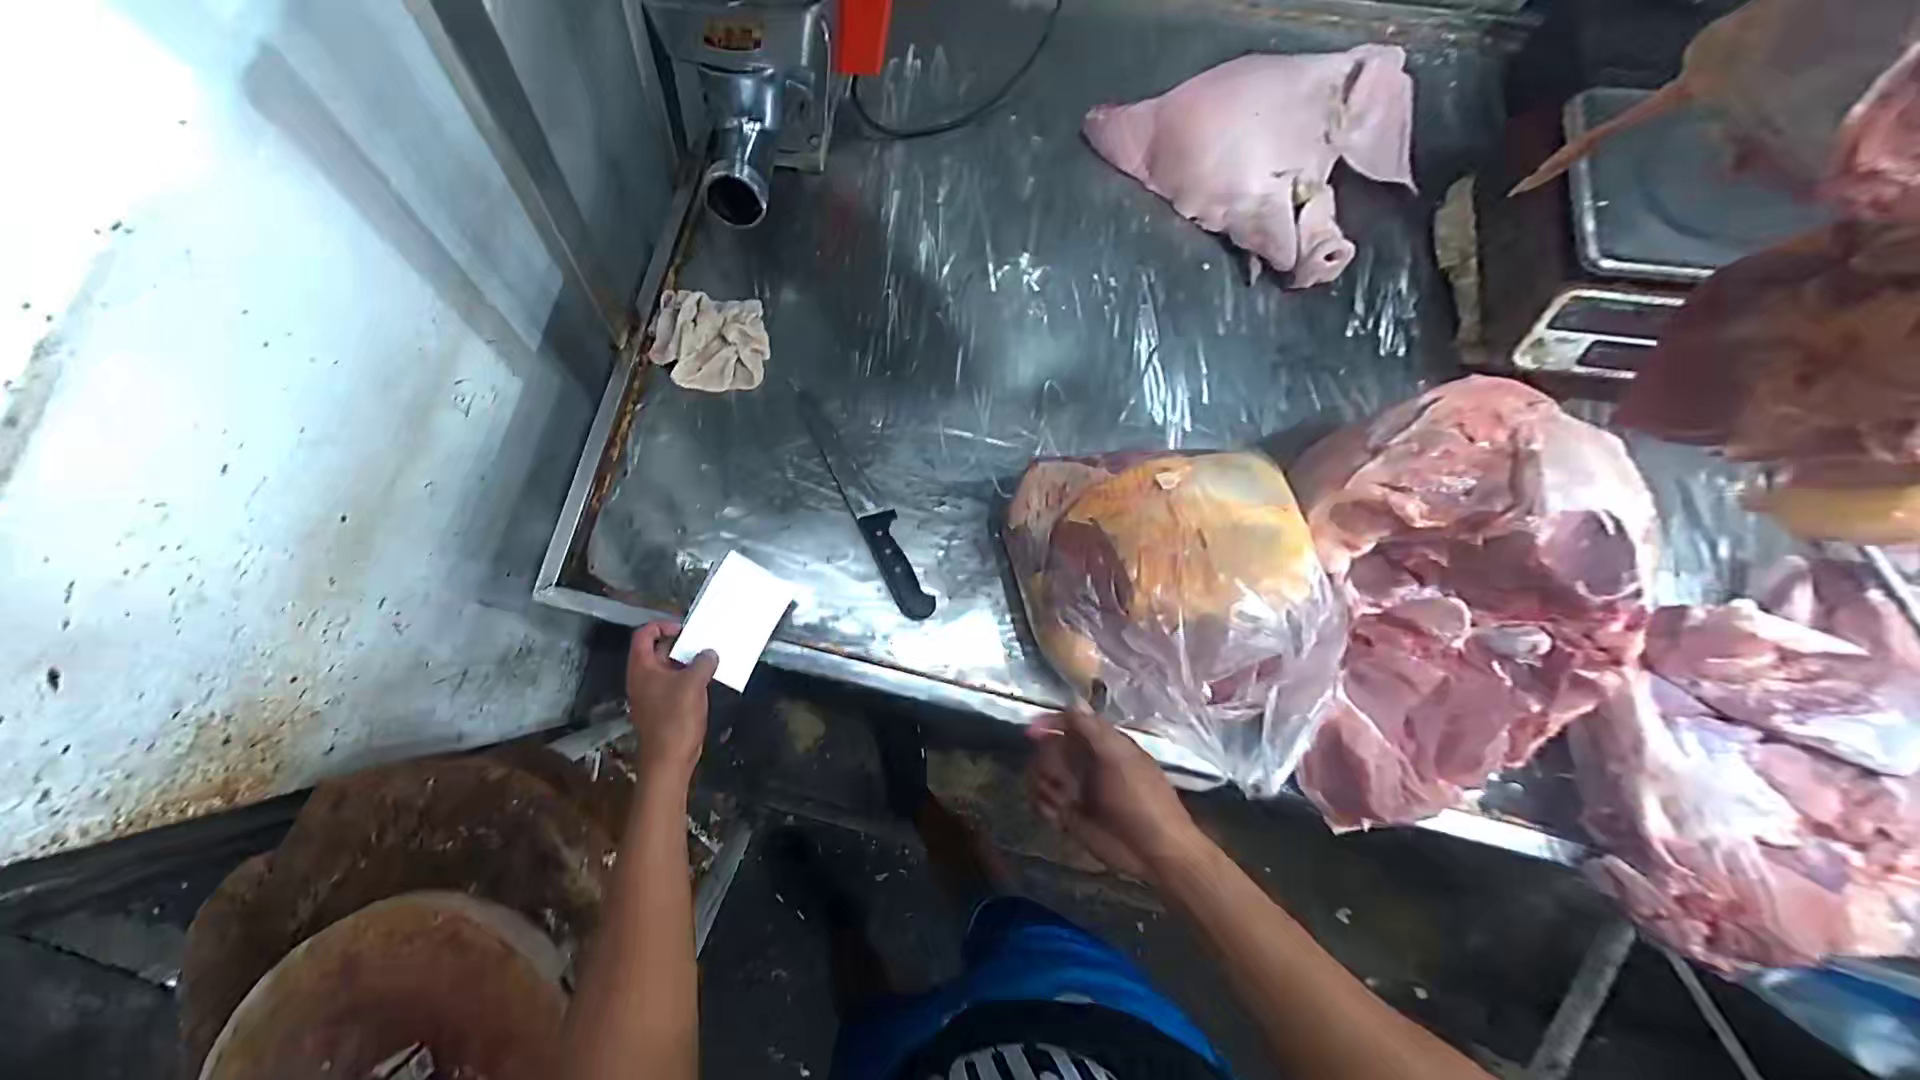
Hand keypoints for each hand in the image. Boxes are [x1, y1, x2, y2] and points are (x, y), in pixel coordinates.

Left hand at [625, 622, 717, 785]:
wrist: (669, 759)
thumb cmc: (675, 717)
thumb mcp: (693, 683)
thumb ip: (703, 662)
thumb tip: (709, 654)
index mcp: (641, 668)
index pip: (644, 635)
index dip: (662, 625)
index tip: (685, 629)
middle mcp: (642, 678)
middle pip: (656, 650)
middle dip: (680, 644)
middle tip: (702, 643)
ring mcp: (652, 693)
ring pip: (668, 667)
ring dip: (687, 661)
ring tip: (709, 659)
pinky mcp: (663, 706)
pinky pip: (675, 683)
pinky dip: (689, 677)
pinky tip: (707, 680)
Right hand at [1024, 710, 1204, 881]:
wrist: (1154, 852)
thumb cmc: (1141, 799)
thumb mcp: (1119, 758)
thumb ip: (1093, 729)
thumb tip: (1072, 699)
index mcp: (1102, 744)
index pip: (1068, 723)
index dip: (1048, 724)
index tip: (1031, 732)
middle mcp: (1086, 763)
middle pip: (1048, 749)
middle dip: (1047, 763)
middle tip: (1063, 781)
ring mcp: (1076, 789)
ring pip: (1040, 776)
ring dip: (1045, 786)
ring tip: (1065, 802)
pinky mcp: (1069, 815)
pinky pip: (1040, 802)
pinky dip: (1044, 806)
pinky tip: (1059, 816)